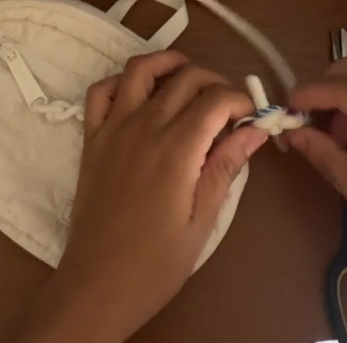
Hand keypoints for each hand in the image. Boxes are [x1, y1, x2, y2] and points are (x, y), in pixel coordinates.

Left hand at [14, 51, 269, 342]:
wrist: (98, 284)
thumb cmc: (157, 262)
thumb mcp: (203, 221)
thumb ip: (226, 167)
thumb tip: (255, 129)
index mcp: (177, 148)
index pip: (216, 99)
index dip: (241, 99)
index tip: (252, 116)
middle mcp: (144, 125)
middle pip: (185, 77)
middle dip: (214, 81)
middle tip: (228, 105)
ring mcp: (113, 126)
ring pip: (140, 68)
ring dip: (168, 63)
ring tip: (188, 76)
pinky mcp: (91, 136)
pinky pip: (100, 90)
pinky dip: (121, 80)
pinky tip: (139, 94)